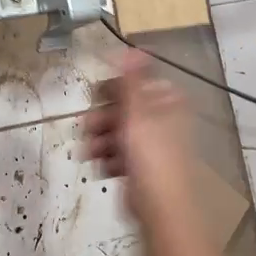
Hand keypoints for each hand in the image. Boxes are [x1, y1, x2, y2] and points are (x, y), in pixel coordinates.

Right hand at [83, 50, 194, 223]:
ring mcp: (152, 144)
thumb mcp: (138, 112)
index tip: (97, 98)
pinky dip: (108, 158)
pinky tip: (103, 168)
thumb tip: (132, 46)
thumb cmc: (151, 157)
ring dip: (100, 141)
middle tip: (88, 129)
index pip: (134, 83)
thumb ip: (132, 80)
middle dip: (102, 119)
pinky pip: (118, 153)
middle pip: (121, 108)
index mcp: (166, 102)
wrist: (162, 209)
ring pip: (116, 132)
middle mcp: (162, 120)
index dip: (113, 90)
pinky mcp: (142, 166)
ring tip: (92, 154)